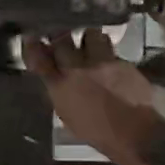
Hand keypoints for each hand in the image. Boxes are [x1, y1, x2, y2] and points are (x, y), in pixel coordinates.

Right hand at [23, 28, 157, 161]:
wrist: (133, 131)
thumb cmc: (94, 130)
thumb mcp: (65, 112)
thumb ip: (57, 89)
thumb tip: (53, 75)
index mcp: (59, 85)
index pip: (39, 58)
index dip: (34, 46)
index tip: (31, 37)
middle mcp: (77, 69)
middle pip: (63, 40)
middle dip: (59, 35)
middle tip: (59, 33)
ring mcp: (102, 62)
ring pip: (91, 35)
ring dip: (87, 36)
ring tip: (87, 41)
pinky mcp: (122, 62)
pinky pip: (110, 49)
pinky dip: (106, 50)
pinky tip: (106, 57)